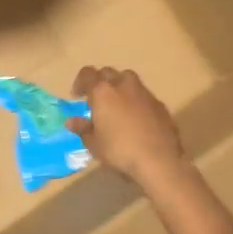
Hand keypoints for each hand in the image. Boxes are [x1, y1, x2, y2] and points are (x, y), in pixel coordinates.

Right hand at [67, 66, 187, 185]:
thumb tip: (72, 121)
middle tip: (97, 100)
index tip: (77, 96)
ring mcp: (145, 93)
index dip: (80, 82)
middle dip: (100, 82)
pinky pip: (143, 96)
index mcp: (103, 92)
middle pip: (109, 73)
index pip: (87, 74)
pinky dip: (136, 101)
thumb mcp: (94, 144)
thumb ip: (83, 129)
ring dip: (120, 88)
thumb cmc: (119, 151)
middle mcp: (124, 85)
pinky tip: (136, 119)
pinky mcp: (160, 105)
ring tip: (117, 106)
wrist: (159, 160)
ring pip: (129, 80)